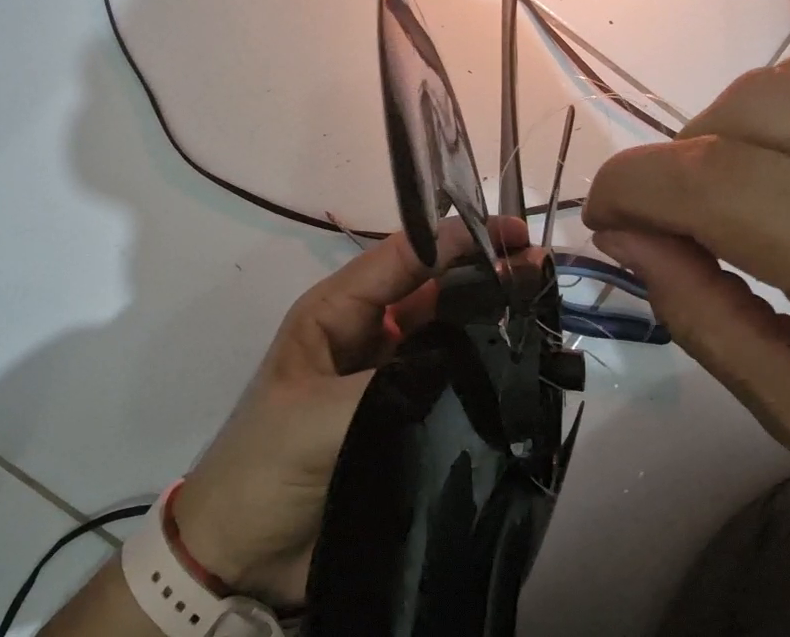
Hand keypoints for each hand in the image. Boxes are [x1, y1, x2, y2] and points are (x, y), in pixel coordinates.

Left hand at [172, 215, 526, 606]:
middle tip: (542, 271)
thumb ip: (393, 383)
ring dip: (491, 323)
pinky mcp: (407, 424)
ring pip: (447, 338)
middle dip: (483, 275)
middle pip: (432, 293)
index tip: (513, 233)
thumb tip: (470, 360)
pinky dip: (486, 375)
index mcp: (335, 315)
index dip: (455, 239)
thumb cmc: (268, 466)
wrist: (244, 555)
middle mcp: (367, 339)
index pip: (401, 259)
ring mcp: (389, 382)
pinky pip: (452, 388)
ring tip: (544, 315)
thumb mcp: (321, 415)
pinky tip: (526, 371)